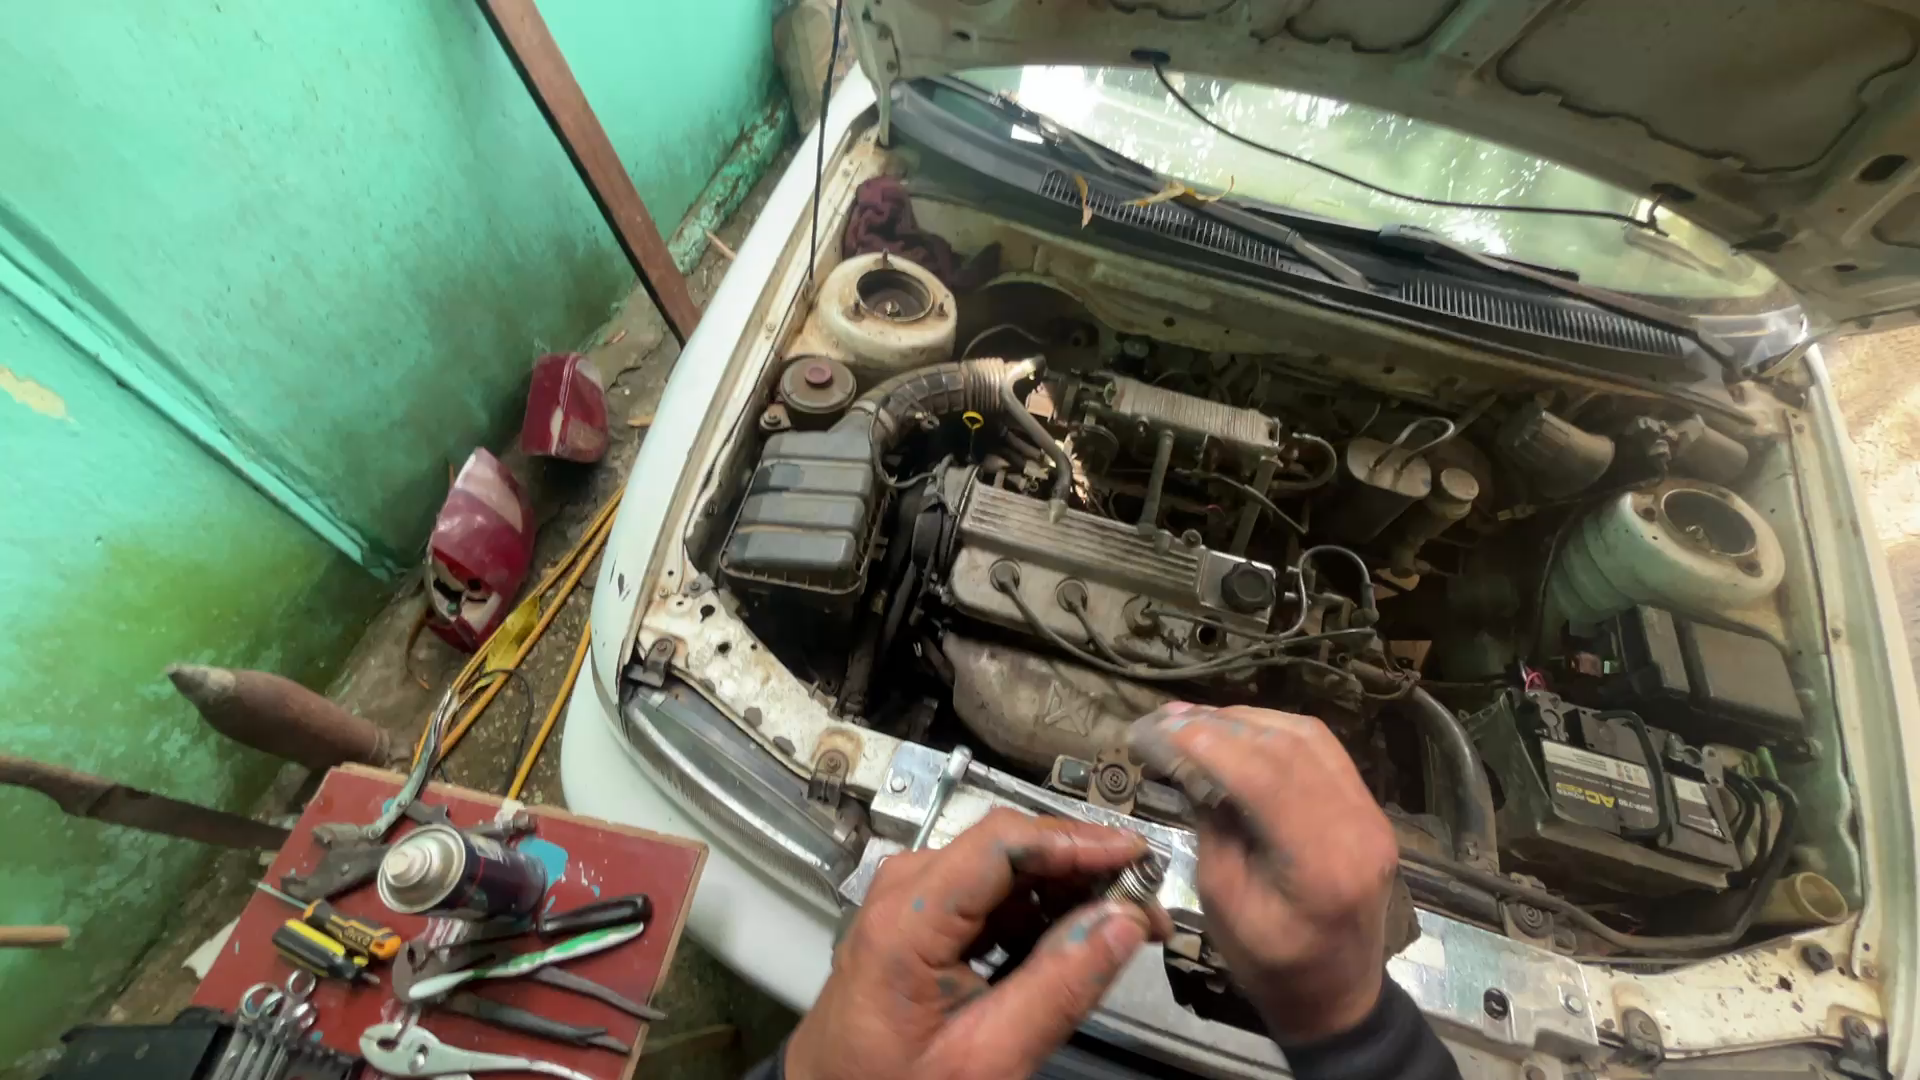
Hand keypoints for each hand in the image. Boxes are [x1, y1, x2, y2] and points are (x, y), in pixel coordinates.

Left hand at [786, 809, 1171, 1079]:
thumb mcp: (985, 1058)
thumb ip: (1058, 987)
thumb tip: (1124, 923)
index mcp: (908, 914)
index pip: (1000, 842)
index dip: (1074, 840)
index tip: (1134, 856)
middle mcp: (908, 882)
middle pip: (1007, 846)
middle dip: (1082, 865)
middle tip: (1144, 899)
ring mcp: (916, 892)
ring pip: (1007, 866)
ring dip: (1067, 886)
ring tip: (1123, 918)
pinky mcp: (927, 910)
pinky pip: (993, 892)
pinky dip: (1040, 908)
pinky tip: (1077, 931)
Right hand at [1133, 705, 1399, 1042]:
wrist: (1337, 994)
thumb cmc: (1270, 962)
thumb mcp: (1221, 899)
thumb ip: (1210, 824)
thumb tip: (1185, 760)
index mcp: (1320, 865)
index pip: (1261, 777)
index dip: (1204, 742)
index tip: (1155, 730)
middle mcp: (1356, 827)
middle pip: (1282, 747)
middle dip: (1215, 724)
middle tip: (1164, 719)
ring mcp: (1369, 811)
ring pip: (1303, 735)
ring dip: (1241, 720)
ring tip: (1192, 719)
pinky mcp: (1365, 804)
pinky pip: (1319, 745)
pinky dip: (1271, 728)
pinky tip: (1235, 729)